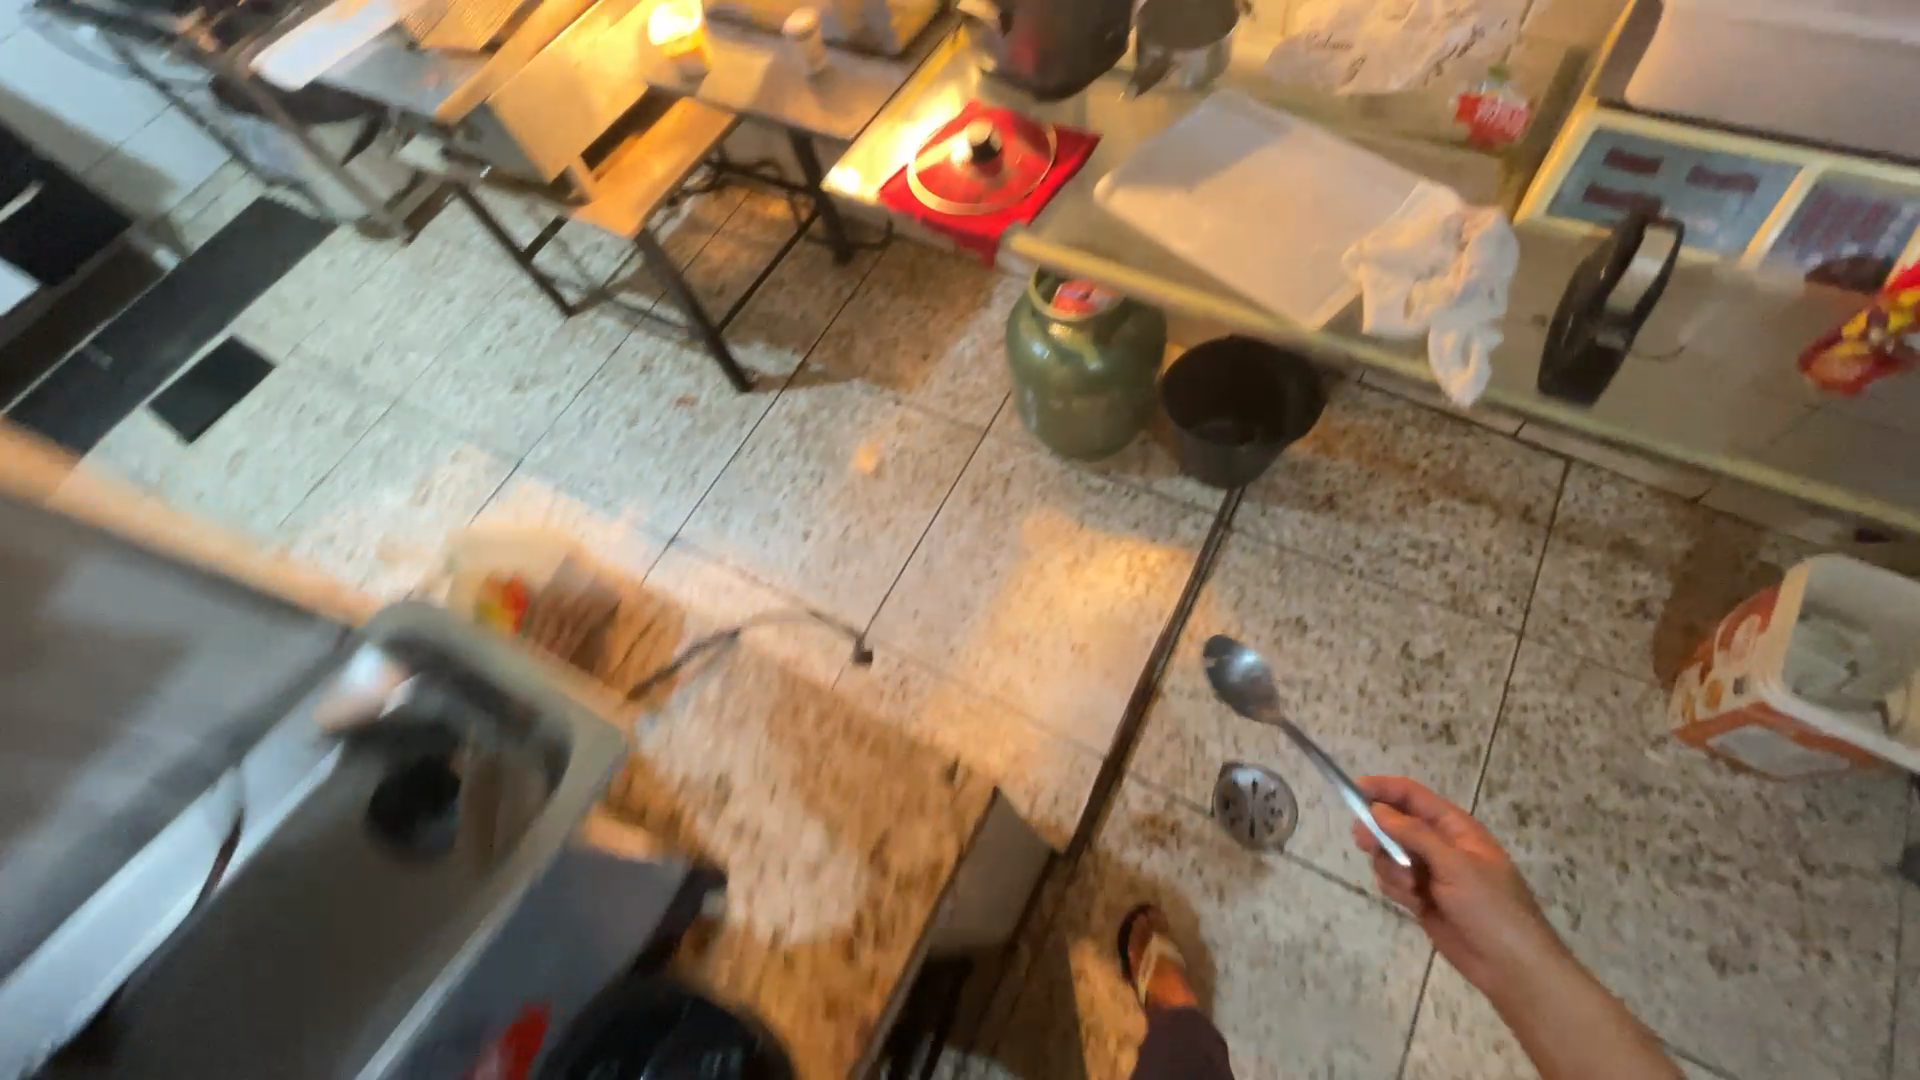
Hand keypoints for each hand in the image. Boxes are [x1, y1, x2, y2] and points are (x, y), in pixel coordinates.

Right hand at [1352, 776, 1567, 999]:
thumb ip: (1414, 834)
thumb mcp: (1456, 865)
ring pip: (1387, 853)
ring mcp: (1428, 871)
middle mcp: (1439, 844)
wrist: (1512, 968)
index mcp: (1455, 828)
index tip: (1353, 790)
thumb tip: (1377, 809)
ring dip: (1389, 867)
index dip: (1382, 789)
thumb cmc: (1492, 909)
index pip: (1412, 795)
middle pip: (1392, 822)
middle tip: (1366, 844)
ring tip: (1410, 888)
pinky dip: (1395, 888)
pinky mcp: (1419, 895)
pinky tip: (1414, 904)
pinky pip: (1390, 879)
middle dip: (1378, 833)